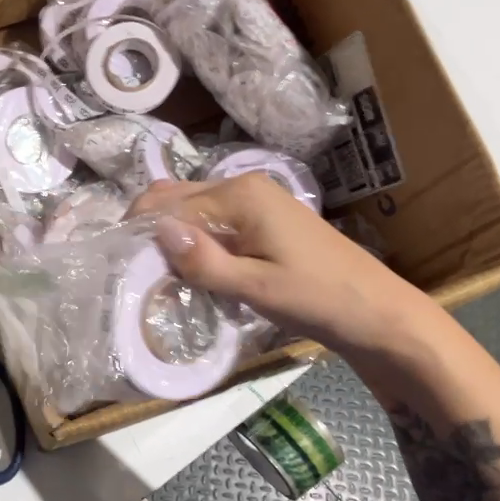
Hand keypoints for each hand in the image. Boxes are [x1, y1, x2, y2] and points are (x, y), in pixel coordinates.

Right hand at [128, 173, 426, 352]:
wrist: (375, 312)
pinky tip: (192, 273)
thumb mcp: (254, 287)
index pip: (167, 205)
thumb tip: (156, 231)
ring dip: (171, 239)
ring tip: (159, 277)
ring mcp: (255, 202)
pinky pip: (212, 224)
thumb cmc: (317, 299)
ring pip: (191, 212)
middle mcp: (244, 187)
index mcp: (240, 196)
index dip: (140, 235)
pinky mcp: (262, 221)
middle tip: (136, 275)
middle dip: (150, 232)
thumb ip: (204, 261)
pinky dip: (194, 244)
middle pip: (175, 200)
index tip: (124, 271)